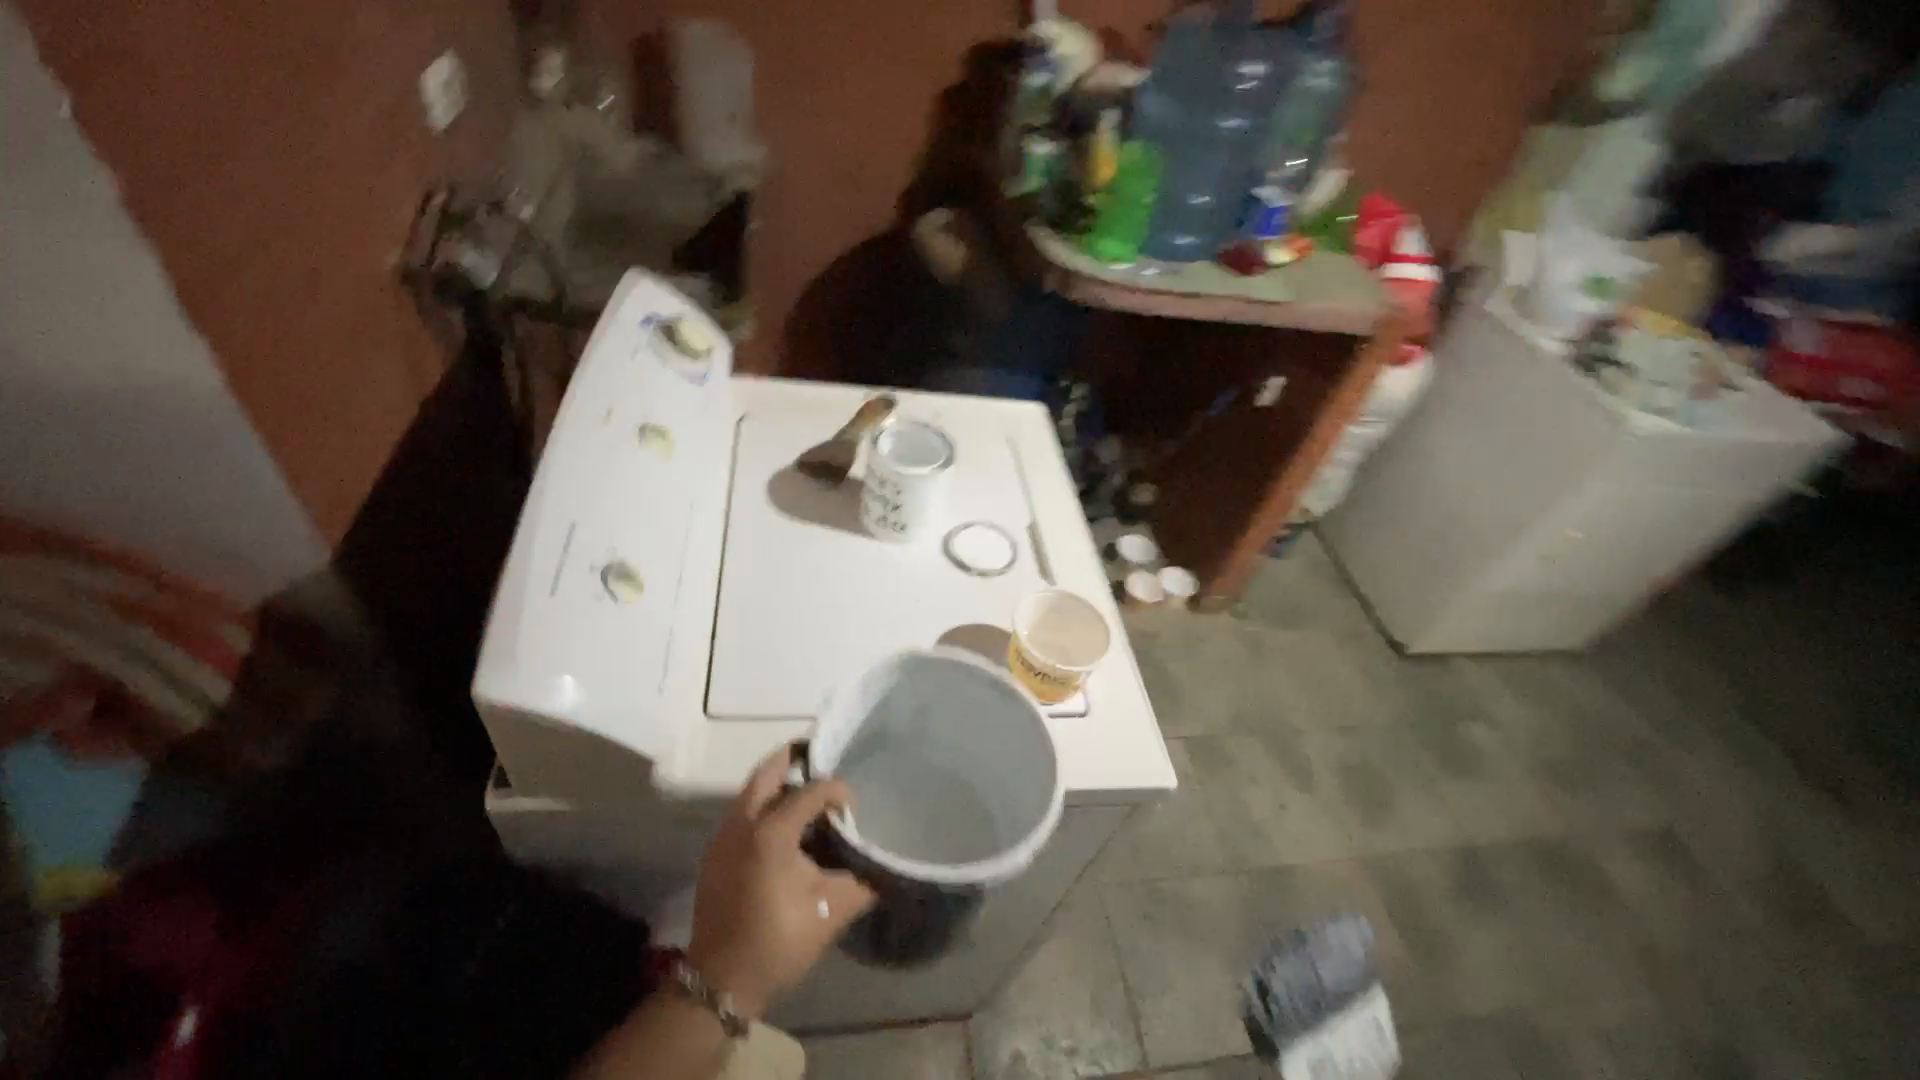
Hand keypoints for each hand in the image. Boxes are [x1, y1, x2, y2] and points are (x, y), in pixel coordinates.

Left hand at [685, 744, 876, 1017]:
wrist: (722, 980)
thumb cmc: (779, 940)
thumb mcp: (832, 910)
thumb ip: (864, 881)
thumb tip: (887, 866)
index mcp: (772, 832)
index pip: (811, 791)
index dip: (837, 791)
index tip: (854, 808)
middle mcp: (742, 823)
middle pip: (766, 774)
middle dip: (791, 758)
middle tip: (815, 754)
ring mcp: (723, 837)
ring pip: (749, 793)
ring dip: (775, 784)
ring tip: (804, 789)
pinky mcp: (715, 854)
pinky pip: (741, 814)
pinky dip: (762, 805)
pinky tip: (783, 825)